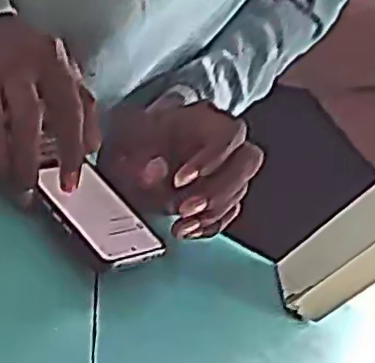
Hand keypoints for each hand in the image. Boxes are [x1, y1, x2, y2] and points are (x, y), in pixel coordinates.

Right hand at [0, 14, 100, 201]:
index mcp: (49, 61)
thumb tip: (92, 147)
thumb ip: (79, 107)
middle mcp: (16, 66)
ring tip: (4, 181)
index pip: (68, 110)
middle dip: (28, 165)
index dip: (71, 151)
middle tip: (27, 189)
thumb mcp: (58, 73)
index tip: (69, 183)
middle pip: (26, 123)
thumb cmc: (22, 62)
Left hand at [100, 101, 263, 239]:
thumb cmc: (136, 143)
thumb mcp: (127, 145)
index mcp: (204, 121)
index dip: (210, 159)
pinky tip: (189, 230)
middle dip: (218, 191)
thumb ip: (138, 157)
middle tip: (184, 210)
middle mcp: (223, 143)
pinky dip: (211, 224)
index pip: (229, 134)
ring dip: (213, 213)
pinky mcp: (219, 192)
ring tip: (181, 225)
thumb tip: (153, 171)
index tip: (179, 181)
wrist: (135, 148)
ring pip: (240, 189)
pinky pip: (229, 210)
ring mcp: (224, 168)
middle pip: (247, 161)